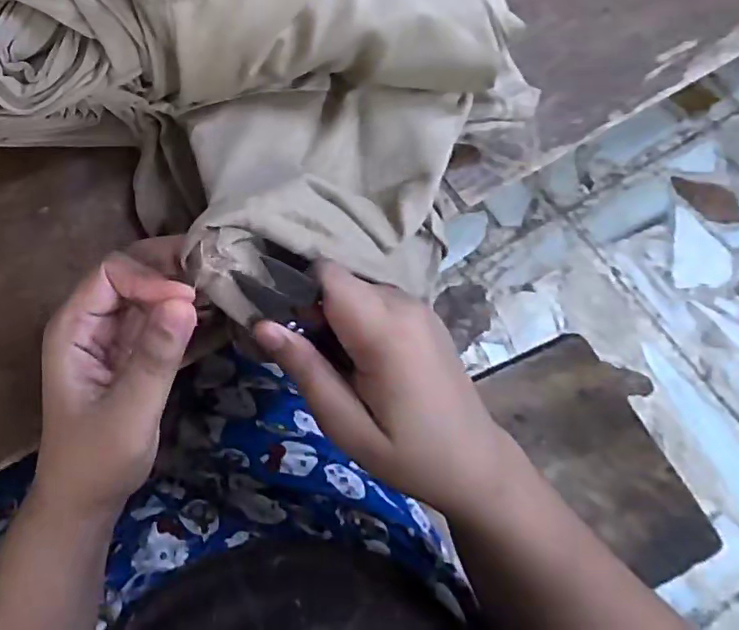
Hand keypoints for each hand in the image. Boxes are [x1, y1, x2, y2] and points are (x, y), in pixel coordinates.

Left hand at [35, 237, 198, 516]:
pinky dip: (181, 308)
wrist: (85, 502)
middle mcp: (89, 320)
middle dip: (166, 266)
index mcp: (73, 326)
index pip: (110, 274)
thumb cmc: (96, 461)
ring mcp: (109, 333)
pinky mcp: (130, 348)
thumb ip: (155, 357)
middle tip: (211, 265)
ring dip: (177, 282)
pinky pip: (156, 314)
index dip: (149, 277)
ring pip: (145, 289)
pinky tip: (210, 306)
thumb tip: (185, 300)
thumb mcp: (129, 413)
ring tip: (217, 279)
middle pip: (127, 271)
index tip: (188, 297)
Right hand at [251, 261, 514, 515]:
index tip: (285, 326)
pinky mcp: (420, 311)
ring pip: (351, 288)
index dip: (296, 291)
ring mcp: (415, 304)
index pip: (324, 272)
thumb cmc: (408, 455)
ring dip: (334, 315)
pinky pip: (371, 297)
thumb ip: (305, 370)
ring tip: (339, 364)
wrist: (477, 465)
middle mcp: (401, 302)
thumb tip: (261, 325)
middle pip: (335, 280)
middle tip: (312, 358)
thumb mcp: (346, 426)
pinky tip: (362, 359)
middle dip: (312, 309)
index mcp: (384, 328)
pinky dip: (355, 317)